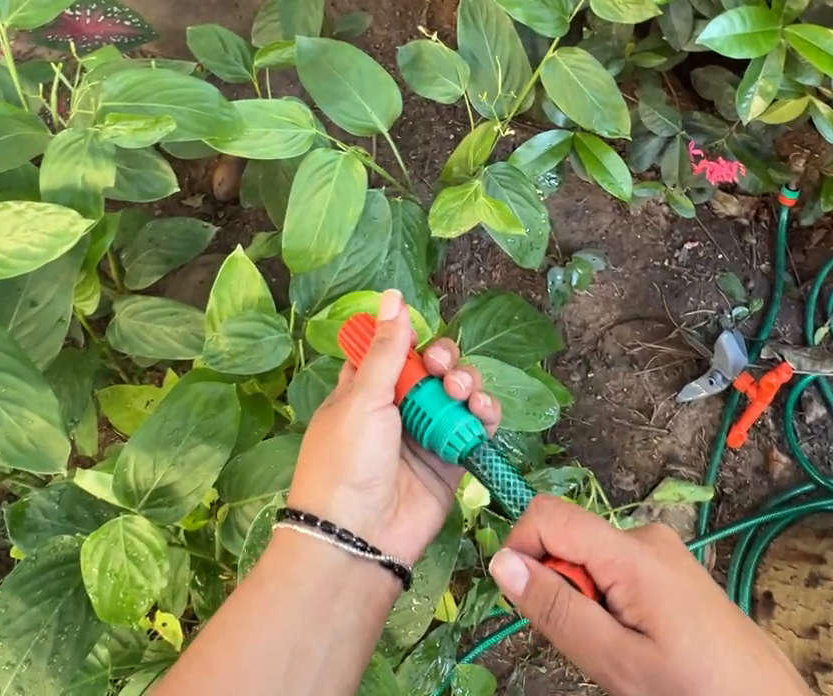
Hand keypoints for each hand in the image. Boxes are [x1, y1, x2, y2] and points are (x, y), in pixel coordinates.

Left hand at [287, 289, 500, 562]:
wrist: (361, 537)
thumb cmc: (348, 460)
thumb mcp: (362, 397)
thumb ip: (387, 348)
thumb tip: (393, 296)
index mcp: (364, 389)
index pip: (392, 351)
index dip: (409, 339)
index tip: (418, 339)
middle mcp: (397, 408)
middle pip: (432, 368)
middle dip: (444, 360)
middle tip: (442, 369)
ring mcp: (426, 433)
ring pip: (457, 393)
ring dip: (466, 384)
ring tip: (461, 392)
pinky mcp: (451, 459)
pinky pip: (474, 427)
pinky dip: (484, 415)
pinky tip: (482, 412)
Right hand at [489, 496, 809, 695]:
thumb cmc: (693, 689)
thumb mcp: (616, 661)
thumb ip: (557, 609)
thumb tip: (501, 561)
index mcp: (630, 550)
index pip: (548, 512)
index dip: (521, 549)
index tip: (528, 604)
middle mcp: (645, 536)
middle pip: (570, 538)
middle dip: (560, 586)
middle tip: (590, 647)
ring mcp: (662, 551)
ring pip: (592, 558)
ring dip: (587, 600)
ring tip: (621, 653)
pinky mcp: (672, 569)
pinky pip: (618, 570)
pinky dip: (610, 602)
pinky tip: (639, 644)